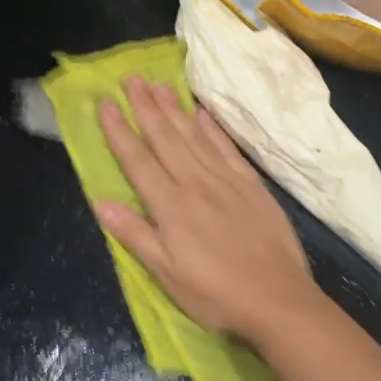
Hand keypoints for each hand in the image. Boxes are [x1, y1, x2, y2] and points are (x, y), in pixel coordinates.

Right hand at [96, 75, 325, 344]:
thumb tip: (100, 202)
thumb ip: (134, 234)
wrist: (281, 303)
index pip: (137, 159)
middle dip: (145, 106)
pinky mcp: (252, 186)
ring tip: (158, 84)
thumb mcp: (166, 273)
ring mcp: (226, 181)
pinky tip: (202, 112)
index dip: (118, 130)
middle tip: (131, 78)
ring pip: (194, 135)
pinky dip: (213, 128)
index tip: (104, 103)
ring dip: (173, 108)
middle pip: (165, 137)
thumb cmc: (216, 294)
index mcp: (170, 205)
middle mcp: (195, 183)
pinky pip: (227, 148)